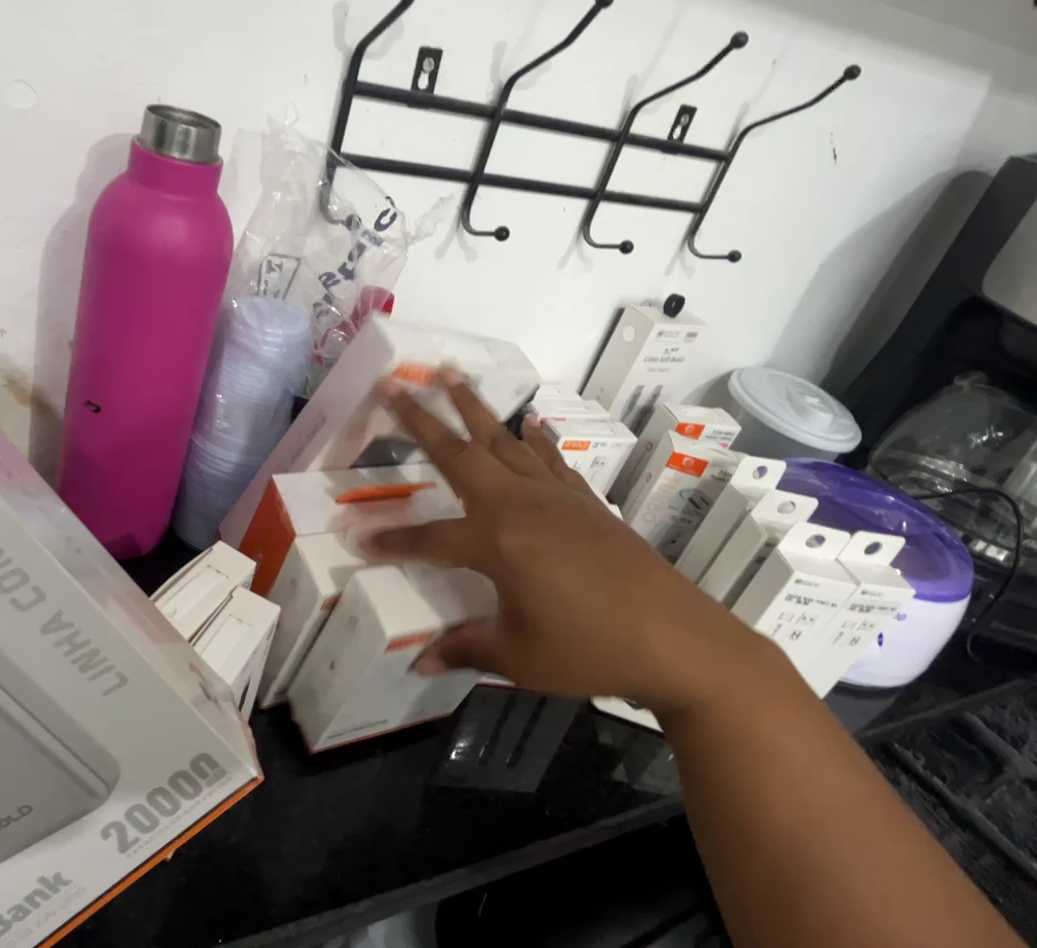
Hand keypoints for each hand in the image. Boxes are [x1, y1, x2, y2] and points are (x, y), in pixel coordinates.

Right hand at [367, 370, 787, 716]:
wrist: (678, 639)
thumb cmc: (590, 650)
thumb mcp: (519, 657)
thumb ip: (466, 648)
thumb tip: (421, 662)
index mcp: (495, 542)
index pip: (429, 537)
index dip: (392, 540)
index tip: (358, 537)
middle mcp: (519, 505)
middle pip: (460, 455)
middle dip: (422, 419)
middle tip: (393, 385)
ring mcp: (556, 497)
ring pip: (503, 441)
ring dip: (473, 407)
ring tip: (450, 373)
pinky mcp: (586, 502)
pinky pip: (550, 459)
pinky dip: (534, 438)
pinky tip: (527, 422)